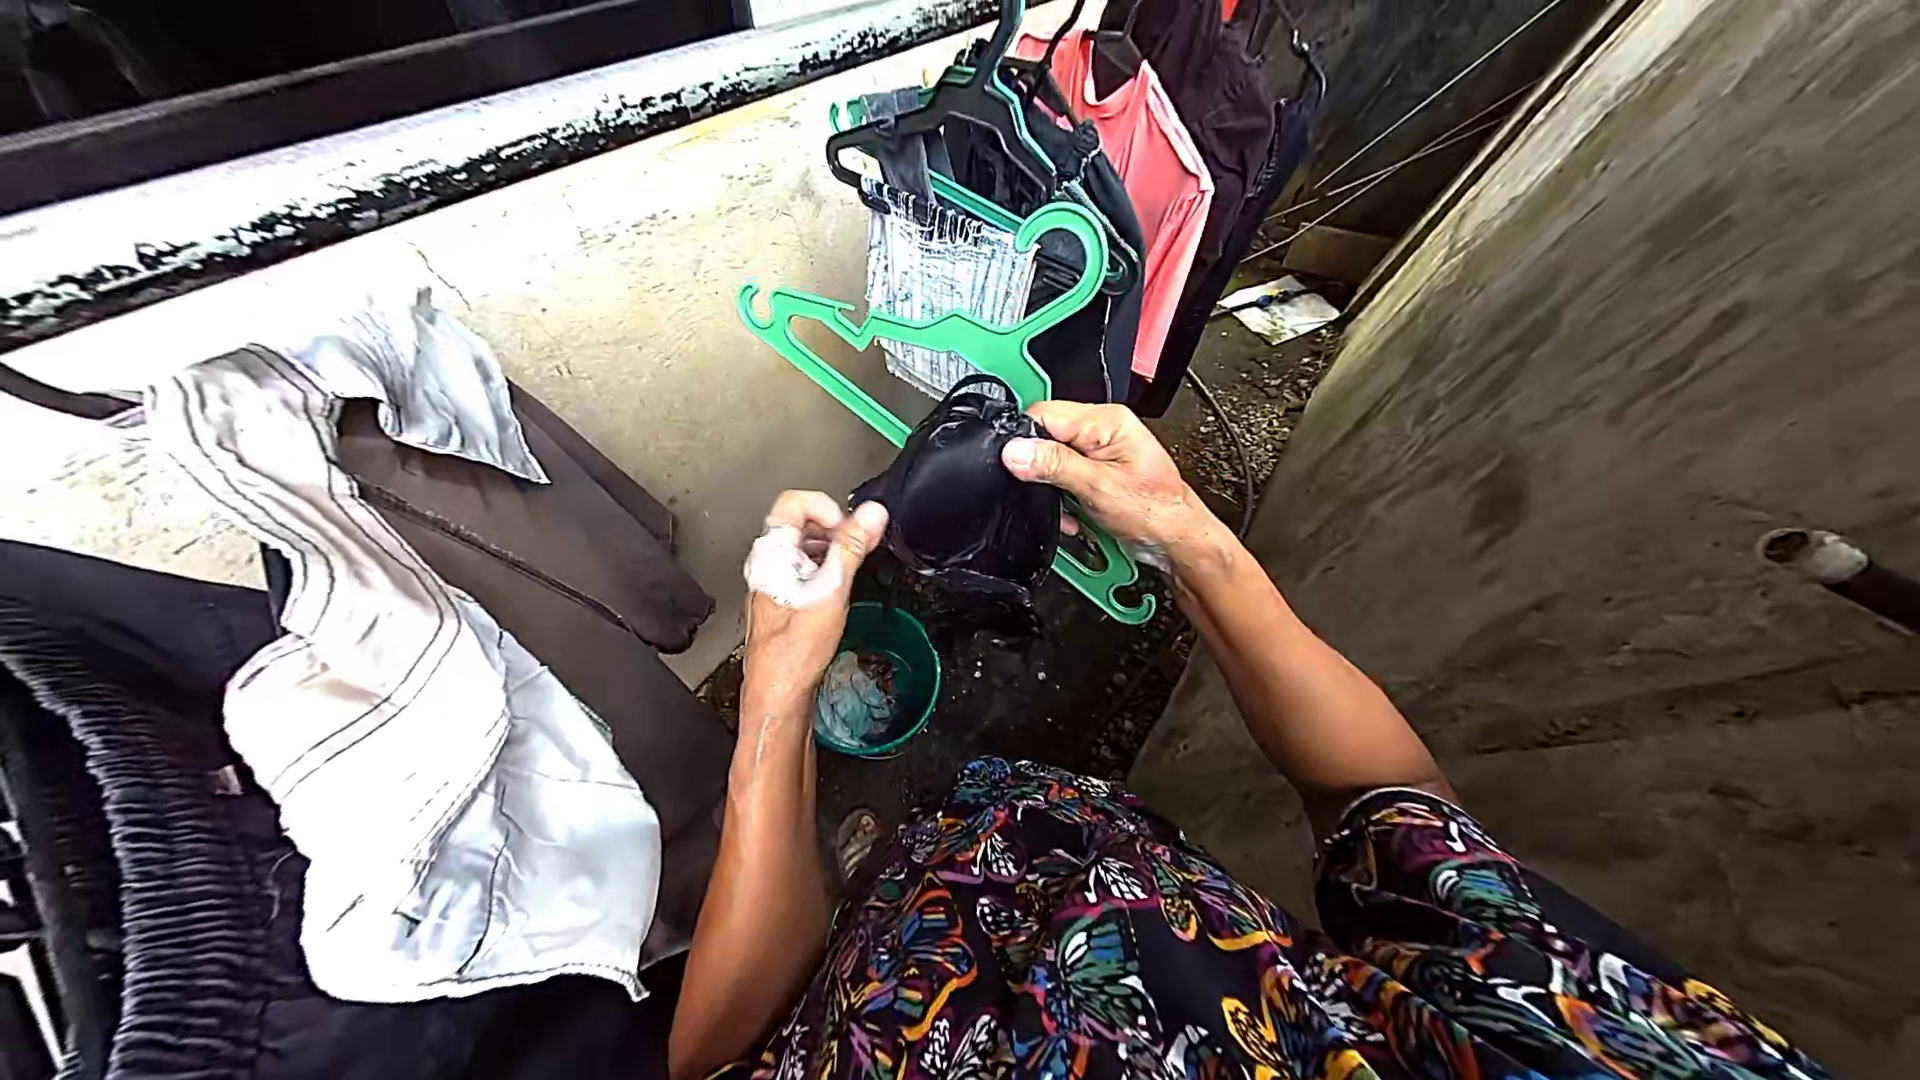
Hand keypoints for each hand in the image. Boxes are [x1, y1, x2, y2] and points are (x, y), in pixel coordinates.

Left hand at [742, 491, 888, 701]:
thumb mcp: (832, 590)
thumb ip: (852, 547)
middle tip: (856, 547)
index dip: (828, 507)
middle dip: (835, 528)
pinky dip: (826, 567)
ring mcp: (774, 579)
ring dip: (832, 548)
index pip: (795, 501)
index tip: (849, 528)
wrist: (778, 691)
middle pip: (802, 520)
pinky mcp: (783, 595)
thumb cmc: (795, 650)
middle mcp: (767, 562)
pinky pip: (805, 566)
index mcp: (772, 552)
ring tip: (849, 569)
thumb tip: (871, 514)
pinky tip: (838, 587)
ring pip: (804, 544)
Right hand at [1000, 401, 1226, 568]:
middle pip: (1045, 436)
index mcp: (1106, 421)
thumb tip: (1015, 451)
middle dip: (1039, 468)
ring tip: (1067, 507)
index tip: (1019, 467)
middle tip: (1049, 492)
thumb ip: (1054, 465)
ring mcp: (1099, 450)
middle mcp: (1103, 429)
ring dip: (1051, 487)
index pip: (1044, 413)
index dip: (1024, 440)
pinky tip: (1072, 512)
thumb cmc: (1155, 511)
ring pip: (1051, 458)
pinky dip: (1061, 496)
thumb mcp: (1097, 487)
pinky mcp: (1095, 470)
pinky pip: (1063, 475)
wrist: (1175, 539)